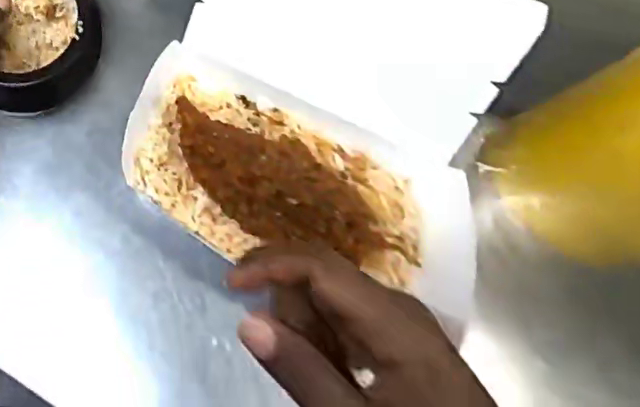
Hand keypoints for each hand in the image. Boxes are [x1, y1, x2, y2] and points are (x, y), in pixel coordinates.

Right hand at [226, 245, 494, 406]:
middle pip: (321, 273)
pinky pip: (350, 315)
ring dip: (306, 320)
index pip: (317, 264)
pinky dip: (326, 334)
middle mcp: (401, 308)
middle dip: (286, 300)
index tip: (230, 287)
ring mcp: (409, 323)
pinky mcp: (409, 342)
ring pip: (332, 293)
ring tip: (311, 368)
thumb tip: (245, 320)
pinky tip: (332, 370)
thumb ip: (304, 374)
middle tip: (278, 346)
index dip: (267, 265)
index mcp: (396, 322)